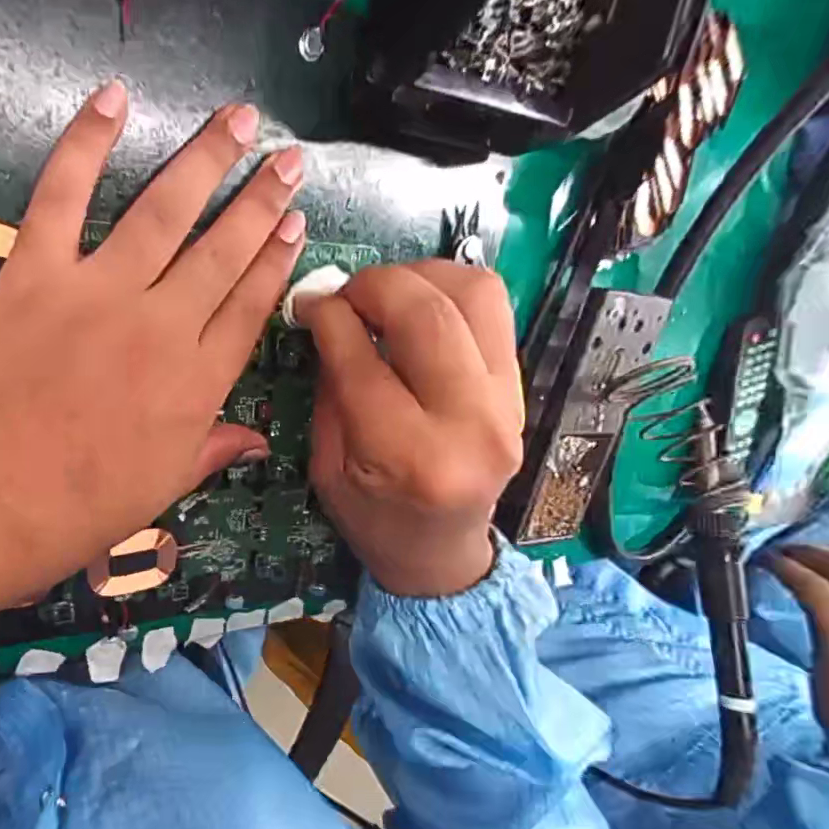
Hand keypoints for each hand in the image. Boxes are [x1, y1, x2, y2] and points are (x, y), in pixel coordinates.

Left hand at [0, 81, 307, 637]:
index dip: (274, 264)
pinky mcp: (31, 277)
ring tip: (241, 118)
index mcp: (193, 389)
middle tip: (287, 159)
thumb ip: (204, 454)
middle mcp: (159, 330)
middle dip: (259, 201)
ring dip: (205, 158)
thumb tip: (255, 440)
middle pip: (221, 252)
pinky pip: (60, 196)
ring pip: (163, 212)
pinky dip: (84, 142)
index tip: (294, 223)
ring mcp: (95, 295)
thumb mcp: (149, 497)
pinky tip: (113, 100)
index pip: (249, 310)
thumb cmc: (62, 519)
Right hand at [297, 261, 523, 596]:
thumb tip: (328, 321)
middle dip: (375, 285)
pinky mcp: (520, 388)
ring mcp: (506, 402)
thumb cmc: (371, 519)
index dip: (328, 319)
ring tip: (384, 291)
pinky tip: (416, 303)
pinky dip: (449, 291)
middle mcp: (467, 424)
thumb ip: (331, 392)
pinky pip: (492, 312)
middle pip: (428, 315)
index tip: (307, 305)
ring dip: (421, 276)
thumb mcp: (327, 467)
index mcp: (406, 457)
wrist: (441, 553)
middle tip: (344, 292)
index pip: (362, 361)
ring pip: (475, 295)